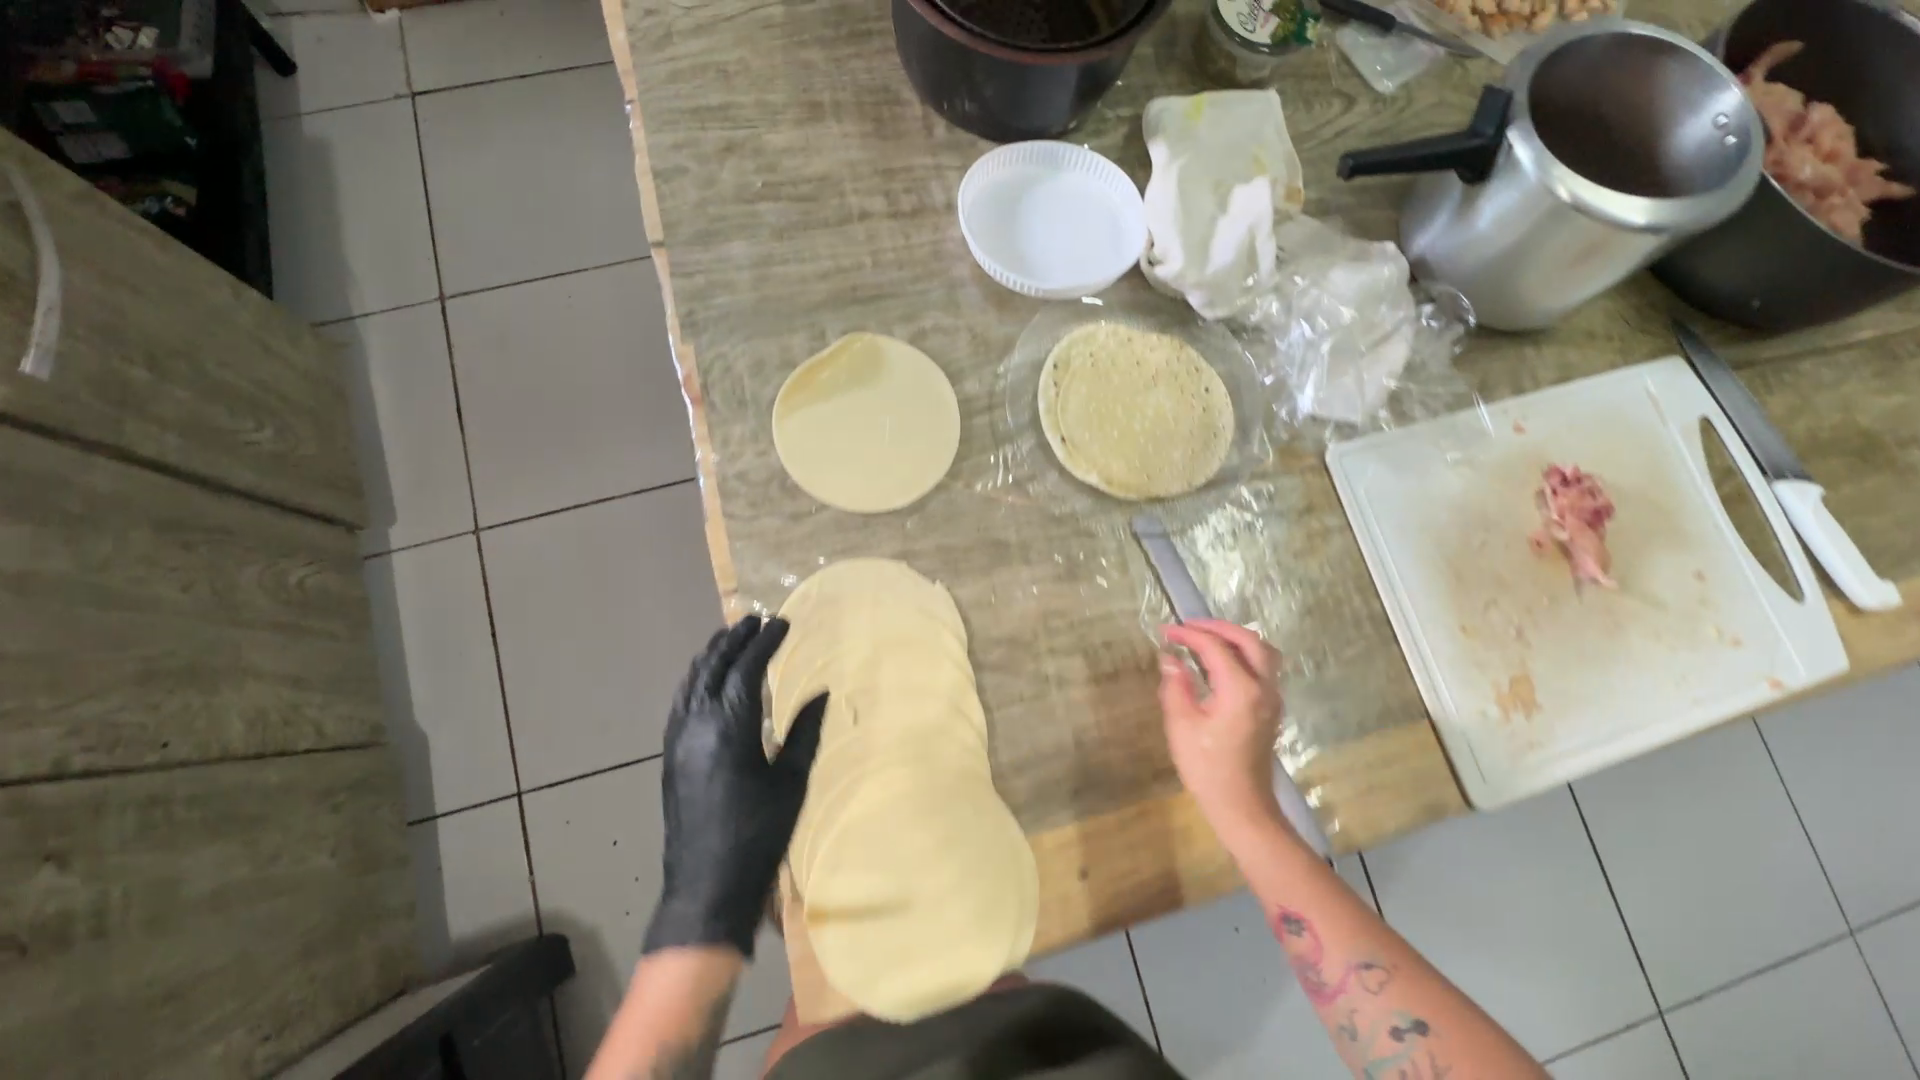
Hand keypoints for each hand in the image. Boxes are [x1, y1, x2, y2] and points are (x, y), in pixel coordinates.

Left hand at [643, 616, 826, 958]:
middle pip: (713, 667)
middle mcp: (697, 724)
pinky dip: (696, 679)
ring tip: (730, 638)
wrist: (707, 884)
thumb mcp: (791, 782)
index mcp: (730, 728)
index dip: (764, 642)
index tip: (781, 623)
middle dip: (734, 640)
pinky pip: (681, 701)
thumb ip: (804, 733)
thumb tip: (821, 693)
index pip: (746, 669)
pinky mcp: (670, 754)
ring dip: (712, 655)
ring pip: (691, 682)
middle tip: (755, 621)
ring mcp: (678, 739)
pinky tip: (706, 679)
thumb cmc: (759, 834)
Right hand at [1157, 619, 1285, 843]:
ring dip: (1236, 639)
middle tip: (1190, 626)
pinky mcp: (1271, 710)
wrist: (1241, 805)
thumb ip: (1175, 686)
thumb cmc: (1207, 768)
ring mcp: (1272, 699)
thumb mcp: (1181, 725)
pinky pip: (1263, 669)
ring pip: (1263, 653)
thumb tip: (1170, 657)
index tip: (1166, 631)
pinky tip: (1219, 665)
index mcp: (1241, 689)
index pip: (1216, 647)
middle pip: (1249, 640)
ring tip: (1206, 640)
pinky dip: (1243, 656)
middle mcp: (1264, 687)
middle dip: (1219, 628)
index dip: (1190, 634)